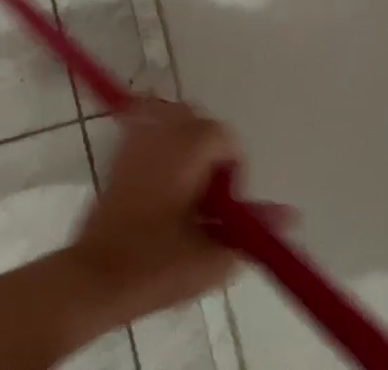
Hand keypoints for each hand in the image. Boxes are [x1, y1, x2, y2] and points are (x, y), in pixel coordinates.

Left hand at [66, 99, 283, 324]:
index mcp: (181, 158)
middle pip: (189, 113)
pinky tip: (162, 171)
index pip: (218, 131)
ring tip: (188, 179)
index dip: (232, 160)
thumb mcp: (216, 257)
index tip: (229, 195)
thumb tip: (288, 213)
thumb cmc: (158, 267)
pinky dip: (155, 134)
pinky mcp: (113, 156)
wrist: (99, 274)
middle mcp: (153, 140)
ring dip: (182, 135)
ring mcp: (128, 144)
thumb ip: (253, 228)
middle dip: (207, 141)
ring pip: (162, 113)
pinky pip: (138, 124)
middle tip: (211, 186)